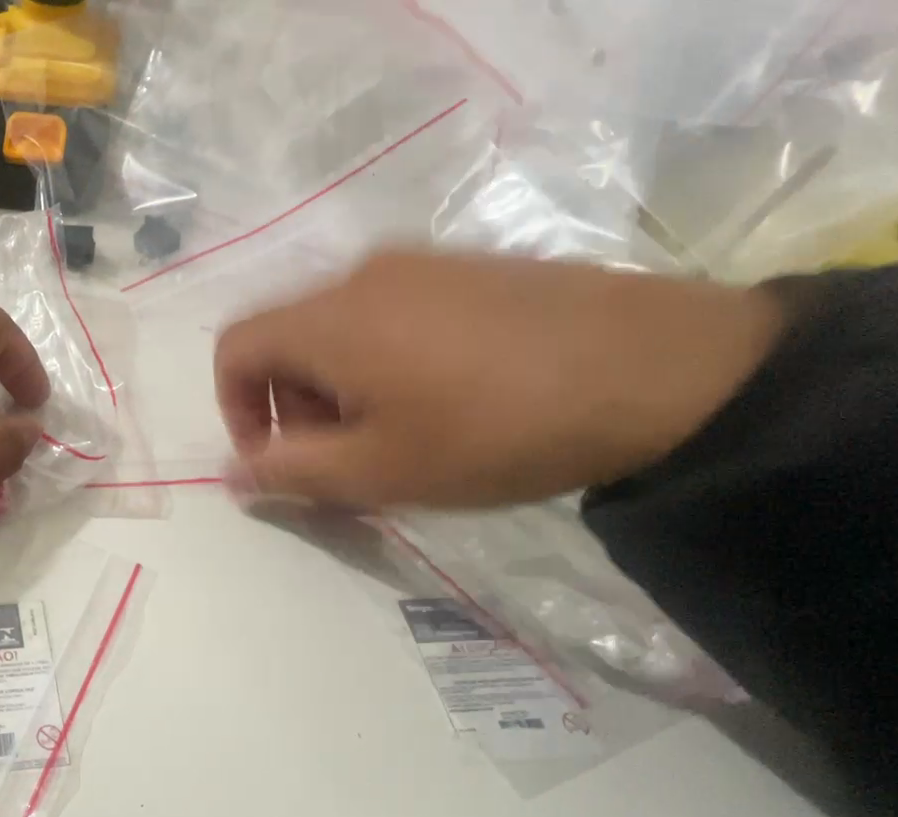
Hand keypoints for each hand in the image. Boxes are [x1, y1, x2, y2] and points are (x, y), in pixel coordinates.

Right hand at [214, 251, 783, 507]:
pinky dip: (385, 361)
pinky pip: (394, 313)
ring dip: (339, 388)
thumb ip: (288, 472)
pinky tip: (444, 400)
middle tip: (341, 460)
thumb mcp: (376, 471)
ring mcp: (424, 264)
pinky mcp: (474, 268)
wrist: (663, 373)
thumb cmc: (493, 430)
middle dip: (291, 406)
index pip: (234, 349)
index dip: (234, 410)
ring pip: (341, 328)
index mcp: (328, 319)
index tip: (277, 460)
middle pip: (287, 339)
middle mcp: (364, 276)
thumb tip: (233, 472)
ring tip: (395, 435)